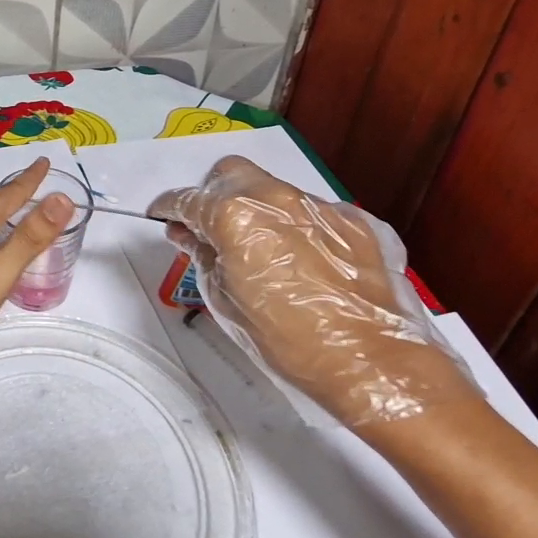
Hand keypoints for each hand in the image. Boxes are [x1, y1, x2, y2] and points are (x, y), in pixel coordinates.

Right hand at [149, 155, 475, 426]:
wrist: (375, 362)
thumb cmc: (288, 341)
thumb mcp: (226, 302)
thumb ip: (203, 257)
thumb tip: (189, 235)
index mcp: (235, 216)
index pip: (188, 199)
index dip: (168, 208)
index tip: (162, 215)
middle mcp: (277, 197)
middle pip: (230, 174)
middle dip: (212, 194)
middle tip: (210, 229)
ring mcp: (320, 205)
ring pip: (273, 190)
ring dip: (257, 210)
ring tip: (262, 252)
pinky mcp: (356, 221)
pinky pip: (312, 212)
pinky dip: (297, 228)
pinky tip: (304, 264)